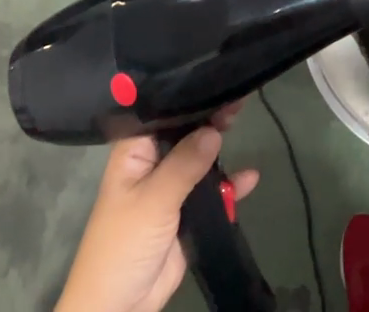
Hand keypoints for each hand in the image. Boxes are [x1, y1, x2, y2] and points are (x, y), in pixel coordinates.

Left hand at [55, 107, 258, 311]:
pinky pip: (212, 192)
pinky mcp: (187, 214)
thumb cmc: (123, 244)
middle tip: (237, 98)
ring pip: (200, 160)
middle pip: (184, 134)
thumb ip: (184, 164)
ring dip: (220, 148)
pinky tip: (250, 177)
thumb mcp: (153, 200)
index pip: (161, 114)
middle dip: (208, 118)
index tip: (215, 80)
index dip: (187, 98)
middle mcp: (152, 164)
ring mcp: (170, 189)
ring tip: (243, 121)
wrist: (118, 306)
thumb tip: (213, 129)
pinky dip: (229, 185)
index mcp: (134, 153)